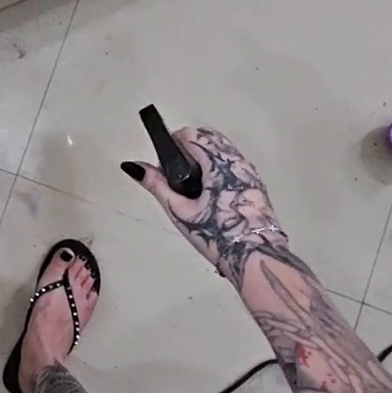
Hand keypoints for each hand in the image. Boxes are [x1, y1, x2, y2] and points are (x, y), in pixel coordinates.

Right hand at [123, 126, 284, 279]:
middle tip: (177, 174)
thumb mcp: (180, 211)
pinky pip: (233, 161)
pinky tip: (210, 192)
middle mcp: (237, 161)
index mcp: (219, 163)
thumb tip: (135, 167)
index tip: (166, 164)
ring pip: (222, 148)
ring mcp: (249, 171)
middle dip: (188, 148)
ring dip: (204, 156)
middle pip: (208, 136)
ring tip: (192, 185)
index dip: (173, 144)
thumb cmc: (221, 237)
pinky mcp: (256, 183)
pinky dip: (218, 166)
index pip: (192, 134)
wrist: (256, 258)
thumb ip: (156, 184)